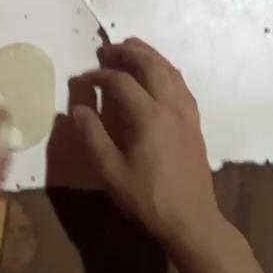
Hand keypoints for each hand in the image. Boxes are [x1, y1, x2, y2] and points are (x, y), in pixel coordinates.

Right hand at [73, 38, 224, 249]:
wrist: (192, 222)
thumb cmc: (148, 198)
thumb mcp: (111, 171)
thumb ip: (93, 136)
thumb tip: (78, 109)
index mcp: (149, 116)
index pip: (121, 82)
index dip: (99, 76)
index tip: (83, 80)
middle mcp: (171, 107)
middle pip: (151, 64)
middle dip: (128, 52)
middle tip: (107, 50)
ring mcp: (187, 113)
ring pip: (170, 70)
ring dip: (150, 56)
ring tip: (131, 50)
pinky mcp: (194, 123)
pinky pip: (181, 84)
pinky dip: (166, 71)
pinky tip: (157, 76)